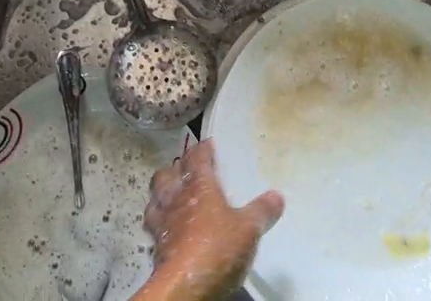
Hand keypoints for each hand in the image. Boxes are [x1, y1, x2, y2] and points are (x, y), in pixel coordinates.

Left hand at [135, 139, 283, 300]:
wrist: (184, 287)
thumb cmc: (216, 248)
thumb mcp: (248, 229)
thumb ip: (262, 211)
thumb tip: (277, 196)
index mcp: (199, 187)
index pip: (197, 159)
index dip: (202, 149)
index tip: (208, 144)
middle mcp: (176, 199)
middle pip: (167, 175)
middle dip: (174, 169)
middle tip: (185, 169)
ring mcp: (162, 223)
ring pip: (154, 199)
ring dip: (161, 194)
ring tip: (171, 195)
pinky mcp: (156, 248)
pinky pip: (153, 226)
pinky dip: (159, 222)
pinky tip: (167, 228)